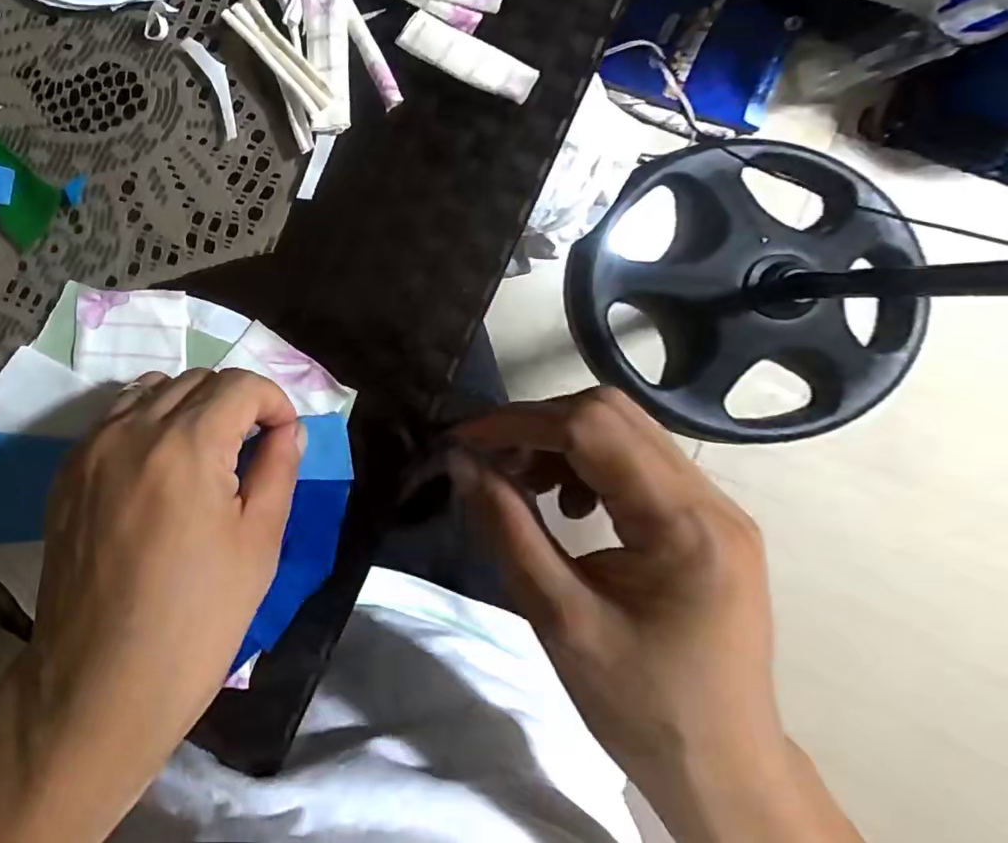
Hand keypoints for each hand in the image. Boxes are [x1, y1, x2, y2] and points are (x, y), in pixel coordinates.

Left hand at [32, 368, 304, 755]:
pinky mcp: (66, 469)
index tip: (282, 436)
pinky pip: (112, 421)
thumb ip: (278, 471)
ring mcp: (90, 446)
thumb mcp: (258, 547)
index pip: (238, 385)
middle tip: (248, 450)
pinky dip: (144, 424)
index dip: (273, 401)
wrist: (101, 676)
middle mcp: (130, 429)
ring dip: (185, 407)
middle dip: (232, 403)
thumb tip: (286, 428)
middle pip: (193, 381)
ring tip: (202, 456)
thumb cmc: (196, 622)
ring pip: (148, 392)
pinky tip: (156, 470)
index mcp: (184, 445)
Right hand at [450, 388, 860, 842]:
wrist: (718, 763)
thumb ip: (504, 523)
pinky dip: (578, 460)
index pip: (590, 429)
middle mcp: (710, 503)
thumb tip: (458, 459)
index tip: (459, 443)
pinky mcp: (701, 524)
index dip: (514, 423)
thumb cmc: (636, 696)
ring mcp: (712, 511)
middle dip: (532, 423)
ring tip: (518, 482)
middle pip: (610, 413)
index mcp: (683, 525)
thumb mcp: (554, 610)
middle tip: (485, 459)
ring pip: (620, 429)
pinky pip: (632, 459)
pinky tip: (557, 501)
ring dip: (554, 439)